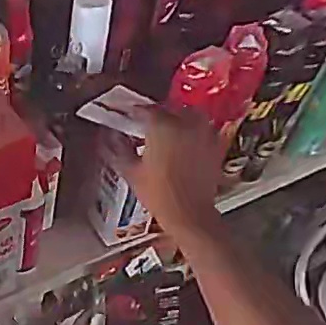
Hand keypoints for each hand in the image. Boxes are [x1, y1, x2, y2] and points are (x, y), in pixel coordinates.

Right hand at [126, 109, 224, 239]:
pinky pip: (201, 128)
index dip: (133, 113)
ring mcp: (203, 132)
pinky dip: (191, 131)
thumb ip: (119, 150)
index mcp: (162, 127)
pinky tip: (183, 143)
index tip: (127, 117)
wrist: (189, 214)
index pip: (145, 110)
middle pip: (167, 110)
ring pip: (187, 115)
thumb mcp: (131, 172)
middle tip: (145, 128)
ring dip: (176, 120)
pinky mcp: (214, 144)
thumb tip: (111, 137)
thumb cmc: (159, 195)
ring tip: (165, 134)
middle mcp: (185, 124)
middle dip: (155, 116)